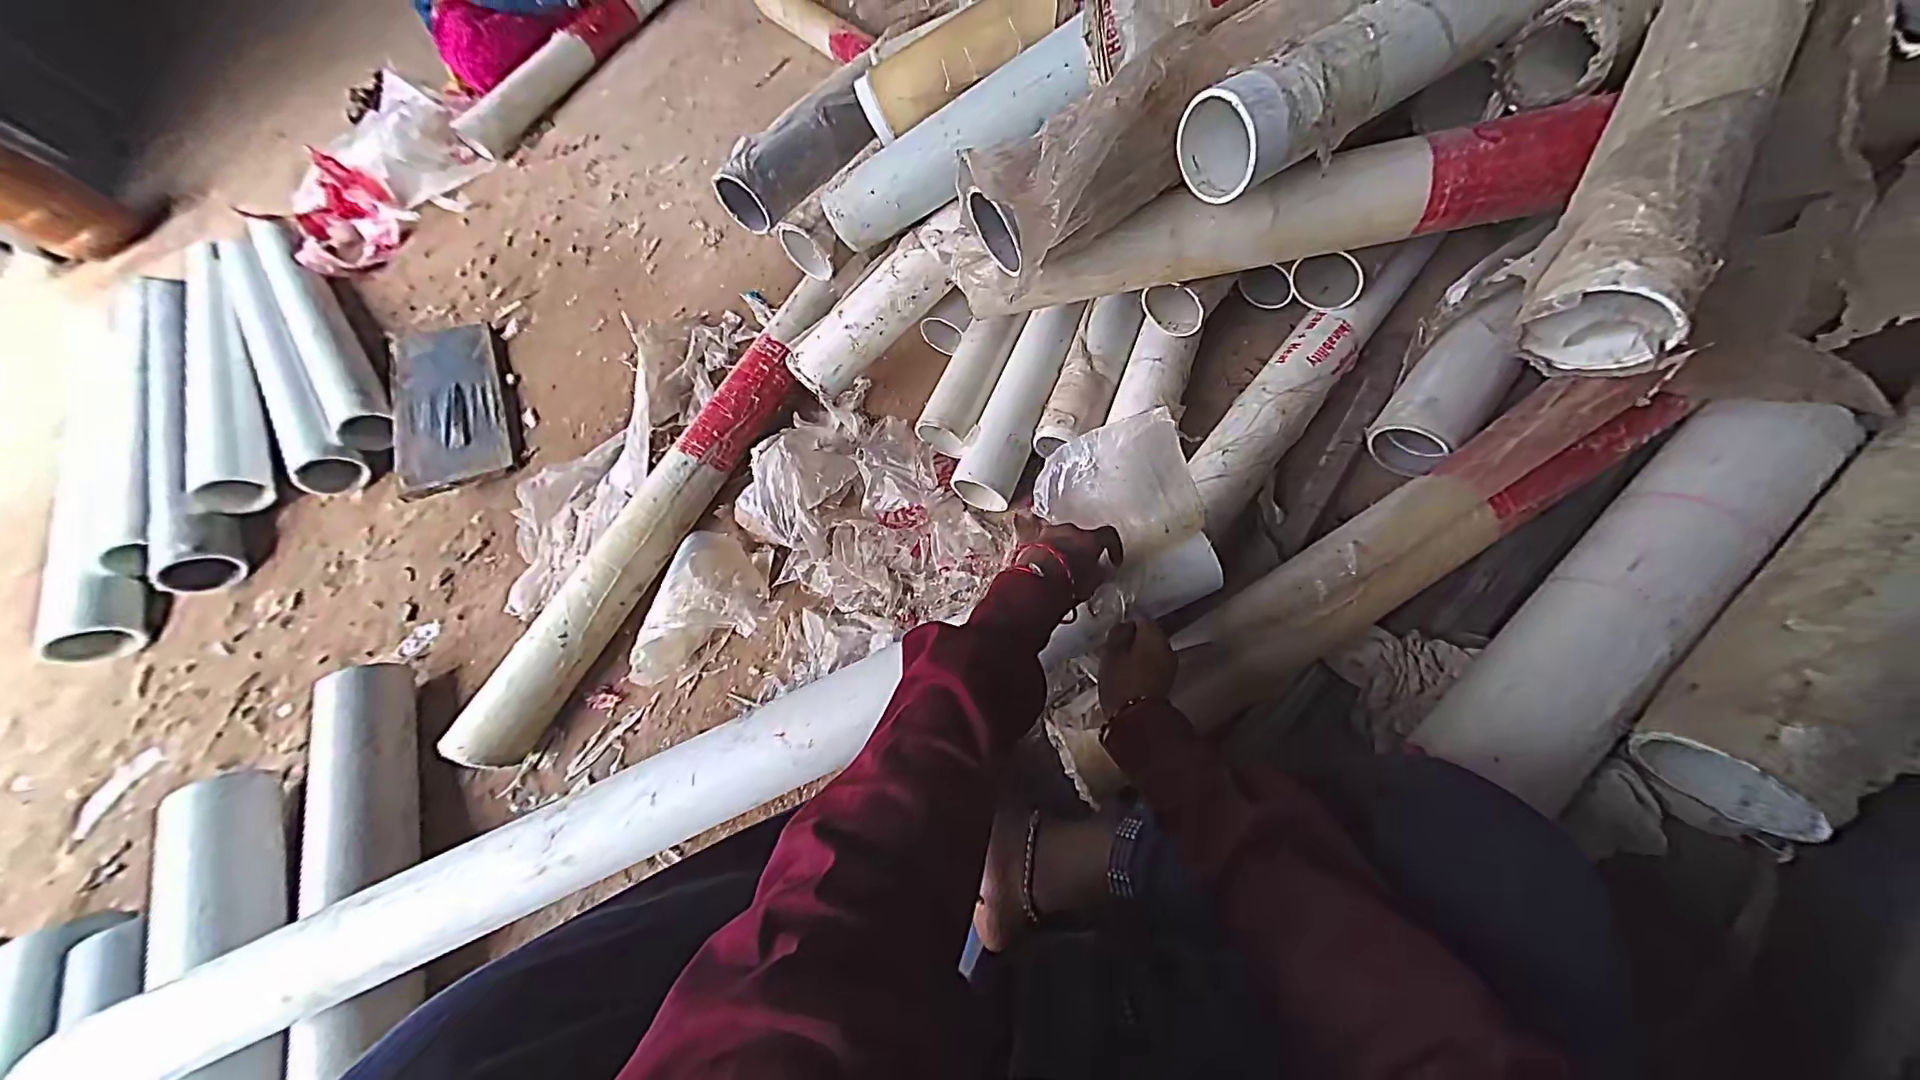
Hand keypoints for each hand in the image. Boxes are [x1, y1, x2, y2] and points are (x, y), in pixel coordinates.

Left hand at [1012, 522, 1121, 602]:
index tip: (1113, 558)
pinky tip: (1049, 566)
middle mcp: (1069, 530)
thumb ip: (1099, 573)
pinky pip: (1045, 544)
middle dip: (1083, 548)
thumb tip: (1101, 572)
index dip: (1113, 547)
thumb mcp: (1092, 583)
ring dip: (1065, 549)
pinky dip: (1049, 552)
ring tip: (1065, 566)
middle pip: (1081, 535)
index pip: (1108, 536)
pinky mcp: (1031, 541)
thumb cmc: (1068, 583)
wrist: (1036, 584)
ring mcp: (1048, 533)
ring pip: (1061, 537)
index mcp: (1089, 539)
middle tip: (1085, 564)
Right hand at [1098, 618, 1174, 715]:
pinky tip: (1131, 675)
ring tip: (1121, 664)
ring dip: (1139, 654)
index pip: (1141, 619)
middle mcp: (1167, 646)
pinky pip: (1154, 666)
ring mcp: (1170, 665)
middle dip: (1134, 640)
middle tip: (1115, 649)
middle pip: (1149, 636)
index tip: (1114, 635)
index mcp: (1154, 635)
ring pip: (1152, 651)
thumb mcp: (1111, 652)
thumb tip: (1126, 624)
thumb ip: (1119, 632)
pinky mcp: (1167, 682)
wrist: (1138, 718)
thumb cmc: (1121, 680)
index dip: (1126, 625)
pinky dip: (1143, 667)